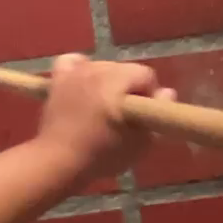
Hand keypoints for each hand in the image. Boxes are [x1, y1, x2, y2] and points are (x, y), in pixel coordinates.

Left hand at [34, 55, 175, 180]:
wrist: (60, 160)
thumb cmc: (103, 154)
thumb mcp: (141, 142)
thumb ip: (157, 113)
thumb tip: (166, 92)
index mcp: (117, 82)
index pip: (146, 74)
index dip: (151, 94)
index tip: (145, 116)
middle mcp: (96, 70)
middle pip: (123, 69)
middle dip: (129, 88)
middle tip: (125, 114)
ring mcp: (74, 73)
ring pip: (101, 66)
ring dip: (108, 81)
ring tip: (104, 105)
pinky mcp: (57, 80)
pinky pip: (72, 62)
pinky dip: (80, 68)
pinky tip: (84, 83)